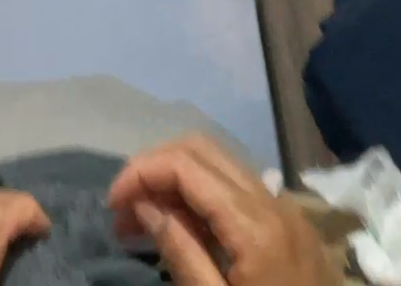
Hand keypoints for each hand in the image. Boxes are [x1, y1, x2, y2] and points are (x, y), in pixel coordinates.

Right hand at [108, 137, 327, 285]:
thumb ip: (180, 251)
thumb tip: (144, 204)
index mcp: (254, 224)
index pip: (184, 165)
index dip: (140, 173)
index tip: (111, 205)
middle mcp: (272, 201)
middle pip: (200, 149)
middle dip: (154, 166)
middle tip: (124, 207)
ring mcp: (285, 210)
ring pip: (218, 162)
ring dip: (175, 175)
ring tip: (143, 215)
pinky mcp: (290, 226)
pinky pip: (236, 186)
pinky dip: (200, 191)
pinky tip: (181, 224)